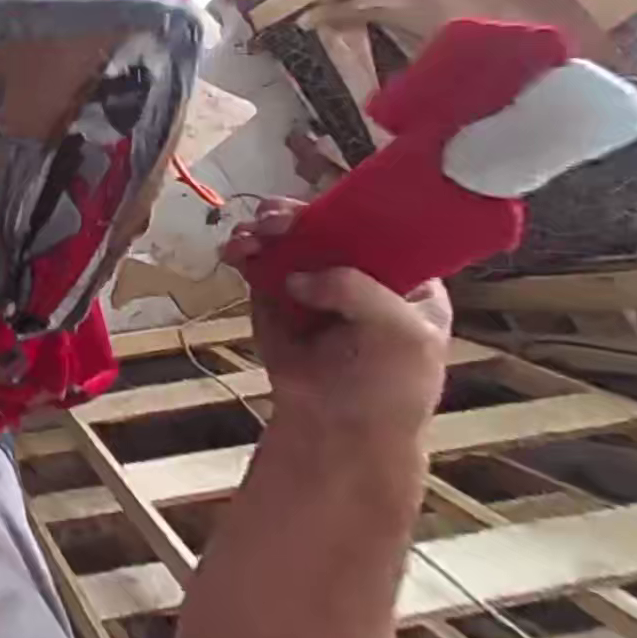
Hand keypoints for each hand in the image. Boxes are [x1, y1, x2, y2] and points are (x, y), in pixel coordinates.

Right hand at [222, 199, 452, 438]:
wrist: (335, 429)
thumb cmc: (386, 386)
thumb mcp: (400, 335)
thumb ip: (357, 291)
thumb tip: (296, 276)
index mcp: (402, 276)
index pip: (376, 227)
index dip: (347, 211)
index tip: (318, 208)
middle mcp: (354, 271)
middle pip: (320, 227)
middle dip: (292, 217)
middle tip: (271, 220)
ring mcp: (309, 282)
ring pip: (282, 240)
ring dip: (260, 231)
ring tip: (246, 239)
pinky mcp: (271, 295)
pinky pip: (255, 263)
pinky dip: (241, 252)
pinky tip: (234, 252)